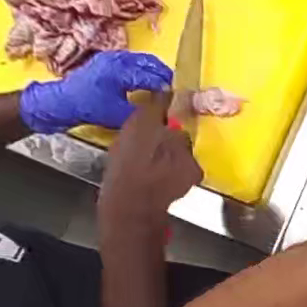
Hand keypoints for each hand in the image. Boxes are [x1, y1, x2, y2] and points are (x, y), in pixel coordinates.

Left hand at [20, 50, 173, 132]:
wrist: (63, 101)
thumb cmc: (90, 108)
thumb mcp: (120, 114)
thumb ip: (144, 111)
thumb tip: (163, 112)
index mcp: (120, 70)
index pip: (152, 76)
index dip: (166, 88)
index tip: (178, 97)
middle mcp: (117, 59)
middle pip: (150, 63)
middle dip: (164, 76)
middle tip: (175, 91)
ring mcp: (112, 57)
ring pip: (143, 60)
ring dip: (155, 72)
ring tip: (164, 88)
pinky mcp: (108, 60)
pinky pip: (134, 62)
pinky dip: (145, 71)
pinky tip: (148, 83)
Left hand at [99, 94, 200, 227]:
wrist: (130, 208)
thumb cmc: (162, 178)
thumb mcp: (188, 160)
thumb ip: (186, 144)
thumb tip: (184, 137)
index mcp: (147, 116)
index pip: (165, 98)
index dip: (179, 100)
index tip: (190, 105)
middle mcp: (130, 125)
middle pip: (152, 119)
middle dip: (167, 125)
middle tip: (183, 134)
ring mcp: (120, 146)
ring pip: (144, 138)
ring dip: (157, 145)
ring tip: (173, 158)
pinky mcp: (116, 166)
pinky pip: (138, 158)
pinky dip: (148, 162)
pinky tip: (158, 175)